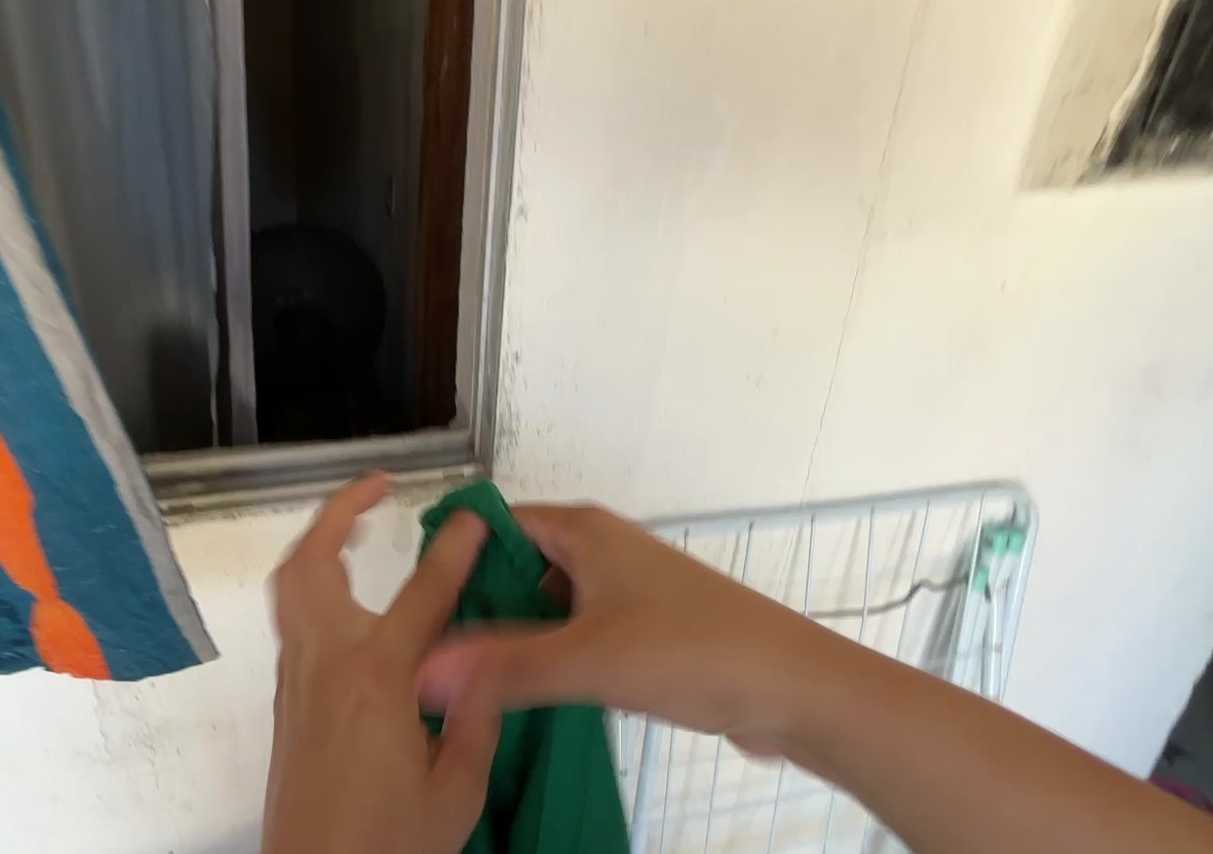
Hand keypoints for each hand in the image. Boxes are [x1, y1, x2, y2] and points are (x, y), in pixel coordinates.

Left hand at [262, 475, 501, 853]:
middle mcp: (327, 658)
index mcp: (377, 676)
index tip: (472, 517)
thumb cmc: (385, 844)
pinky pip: (291, 609)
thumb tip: (483, 665)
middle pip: (316, 559)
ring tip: (354, 521)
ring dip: (318, 537)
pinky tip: (340, 588)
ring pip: (291, 579)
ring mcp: (297, 671)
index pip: (422, 593)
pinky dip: (310, 574)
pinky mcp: (284, 690)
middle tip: (378, 485)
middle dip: (343, 508)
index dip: (452, 549)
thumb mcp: (455, 793)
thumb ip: (475, 719)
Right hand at [416, 503, 840, 754]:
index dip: (452, 557)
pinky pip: (572, 625)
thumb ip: (502, 665)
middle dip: (476, 600)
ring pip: (543, 599)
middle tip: (432, 647)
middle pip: (513, 562)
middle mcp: (594, 545)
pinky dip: (546, 648)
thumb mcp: (587, 659)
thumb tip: (421, 672)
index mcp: (579, 528)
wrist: (796, 689)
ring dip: (511, 630)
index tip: (416, 604)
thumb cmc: (690, 651)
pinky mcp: (637, 622)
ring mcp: (618, 584)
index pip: (492, 524)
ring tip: (466, 673)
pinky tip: (523, 688)